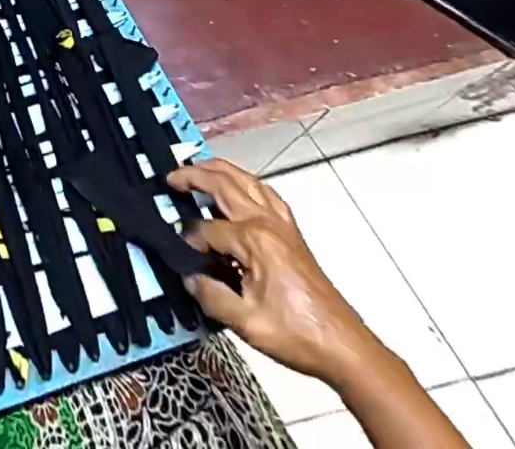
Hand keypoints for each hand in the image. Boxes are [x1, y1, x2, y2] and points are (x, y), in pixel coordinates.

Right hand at [168, 159, 377, 385]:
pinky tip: (238, 186)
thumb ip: (211, 296)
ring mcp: (281, 223)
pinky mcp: (291, 230)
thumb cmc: (297, 334)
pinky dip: (245, 181)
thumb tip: (188, 277)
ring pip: (245, 179)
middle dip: (193, 176)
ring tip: (197, 168)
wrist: (343, 345)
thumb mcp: (247, 323)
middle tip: (171, 178)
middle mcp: (266, 222)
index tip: (183, 257)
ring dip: (218, 169)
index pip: (207, 230)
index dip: (190, 241)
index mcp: (254, 240)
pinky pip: (265, 192)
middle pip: (224, 183)